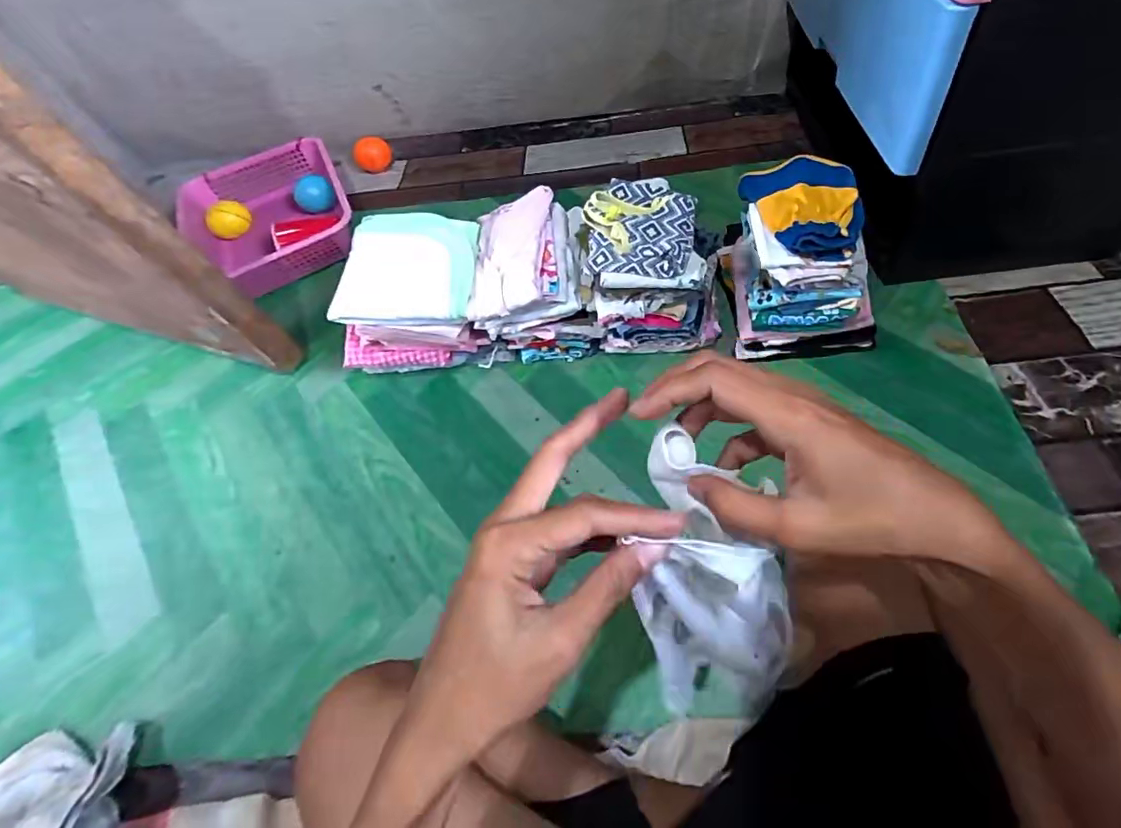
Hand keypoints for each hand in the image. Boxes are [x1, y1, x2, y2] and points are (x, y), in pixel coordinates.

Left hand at [405, 389, 683, 758]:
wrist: (443, 720)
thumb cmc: (497, 686)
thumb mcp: (560, 641)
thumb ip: (607, 587)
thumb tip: (654, 545)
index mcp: (508, 542)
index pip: (583, 515)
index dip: (633, 515)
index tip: (677, 523)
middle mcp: (503, 528)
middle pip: (548, 464)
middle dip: (583, 428)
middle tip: (619, 399)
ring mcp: (504, 542)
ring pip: (552, 496)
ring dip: (588, 478)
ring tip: (624, 449)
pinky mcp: (510, 561)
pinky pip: (553, 530)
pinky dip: (586, 526)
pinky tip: (618, 529)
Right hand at [629, 353, 1011, 566]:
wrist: (940, 520)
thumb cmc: (873, 522)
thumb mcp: (798, 527)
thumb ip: (735, 506)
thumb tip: (690, 482)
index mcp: (786, 412)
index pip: (712, 379)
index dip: (668, 390)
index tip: (638, 415)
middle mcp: (791, 396)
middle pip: (719, 370)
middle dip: (676, 387)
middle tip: (647, 416)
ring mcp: (802, 405)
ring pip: (736, 386)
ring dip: (701, 407)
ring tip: (680, 444)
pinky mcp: (810, 420)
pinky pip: (756, 409)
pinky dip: (729, 428)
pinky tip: (728, 464)